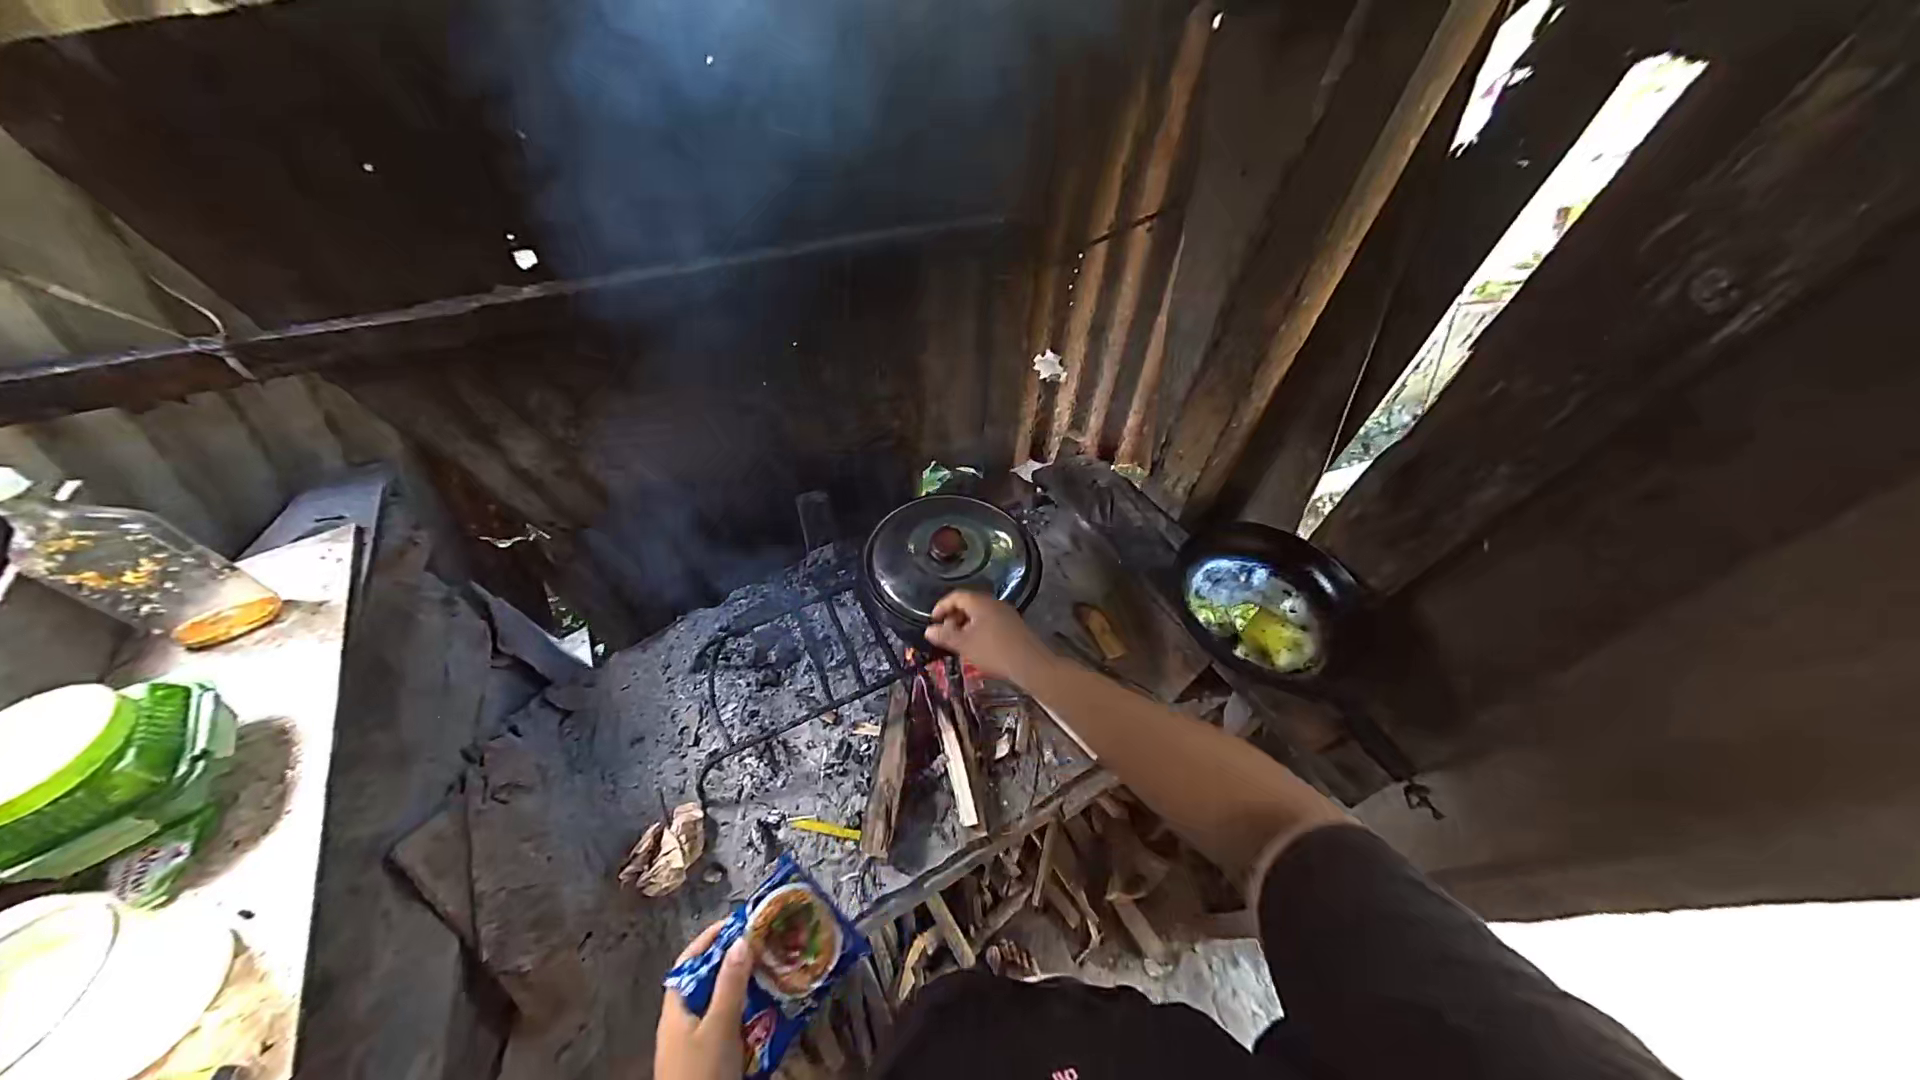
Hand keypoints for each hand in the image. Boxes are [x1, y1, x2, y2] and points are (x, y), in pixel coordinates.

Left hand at [656, 921, 753, 1079]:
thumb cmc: (701, 1074)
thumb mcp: (719, 1027)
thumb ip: (730, 984)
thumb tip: (741, 939)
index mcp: (676, 1008)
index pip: (689, 961)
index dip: (710, 938)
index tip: (739, 923)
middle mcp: (682, 1022)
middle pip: (707, 980)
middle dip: (734, 961)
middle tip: (763, 945)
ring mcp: (695, 1043)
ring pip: (720, 1003)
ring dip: (744, 986)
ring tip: (771, 972)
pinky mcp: (710, 1061)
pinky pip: (728, 1024)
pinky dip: (746, 1012)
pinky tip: (767, 1011)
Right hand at [924, 590, 1051, 684]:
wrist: (1030, 664)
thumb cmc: (993, 651)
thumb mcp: (964, 644)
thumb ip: (945, 635)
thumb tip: (929, 630)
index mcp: (980, 602)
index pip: (956, 596)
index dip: (941, 606)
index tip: (933, 621)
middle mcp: (994, 603)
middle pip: (968, 603)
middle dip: (953, 617)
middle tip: (946, 633)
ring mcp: (1006, 613)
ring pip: (980, 613)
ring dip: (966, 624)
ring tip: (959, 642)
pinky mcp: (1014, 625)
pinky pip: (990, 621)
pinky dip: (978, 629)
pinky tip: (977, 646)